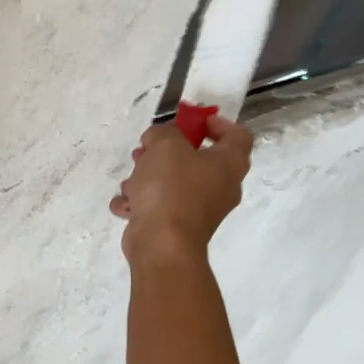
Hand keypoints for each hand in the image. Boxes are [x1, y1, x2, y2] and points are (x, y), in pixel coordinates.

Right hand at [110, 115, 252, 262]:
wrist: (162, 242)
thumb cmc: (171, 188)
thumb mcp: (165, 146)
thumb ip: (162, 132)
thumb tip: (157, 139)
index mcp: (228, 163)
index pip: (237, 135)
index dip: (217, 123)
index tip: (192, 121)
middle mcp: (221, 186)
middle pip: (197, 159)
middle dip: (165, 153)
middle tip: (145, 150)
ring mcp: (200, 209)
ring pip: (174, 183)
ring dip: (147, 178)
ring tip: (129, 182)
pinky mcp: (178, 226)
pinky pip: (159, 206)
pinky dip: (141, 204)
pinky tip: (127, 206)